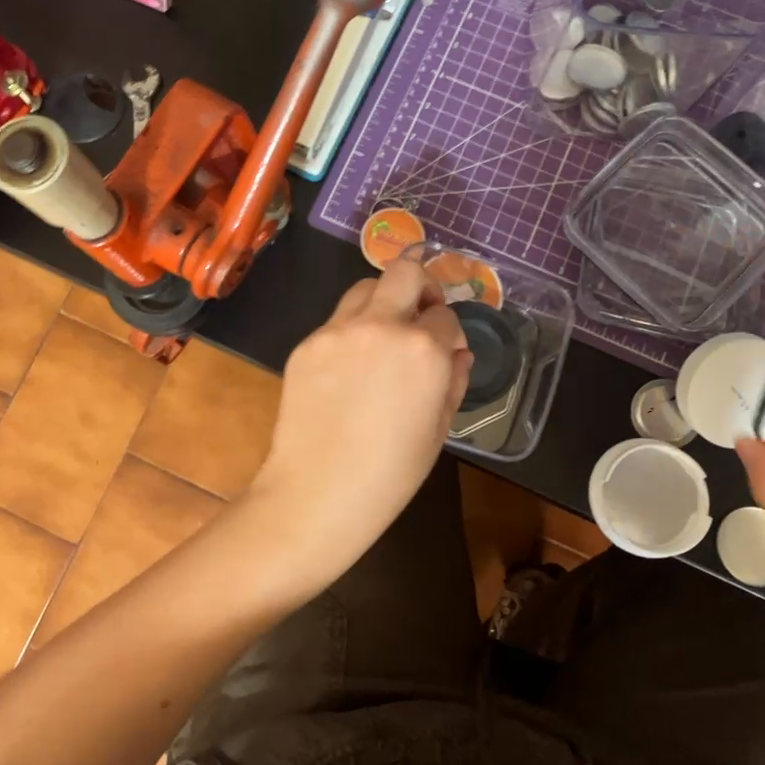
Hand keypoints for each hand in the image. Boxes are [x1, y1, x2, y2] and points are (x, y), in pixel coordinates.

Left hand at [243, 259, 470, 588]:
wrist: (317, 493)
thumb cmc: (390, 473)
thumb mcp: (438, 429)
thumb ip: (453, 381)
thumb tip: (457, 353)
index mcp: (424, 350)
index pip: (445, 315)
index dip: (449, 332)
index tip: (445, 351)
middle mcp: (382, 326)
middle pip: (405, 271)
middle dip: (420, 286)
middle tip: (420, 314)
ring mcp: (339, 330)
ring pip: (366, 287)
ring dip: (383, 301)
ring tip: (383, 337)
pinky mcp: (308, 342)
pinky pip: (337, 321)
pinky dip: (351, 331)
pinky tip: (349, 369)